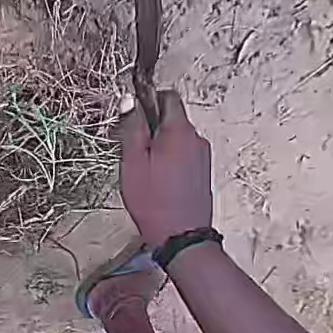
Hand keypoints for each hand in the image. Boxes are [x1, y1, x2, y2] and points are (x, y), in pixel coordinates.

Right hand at [119, 90, 212, 247]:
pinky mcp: (202, 171)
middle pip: (172, 117)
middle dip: (151, 126)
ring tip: (143, 168)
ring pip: (177, 137)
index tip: (132, 116)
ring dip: (160, 144)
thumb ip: (133, 127)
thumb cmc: (153, 199)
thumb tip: (130, 100)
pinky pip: (184, 153)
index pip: (167, 96)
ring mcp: (202, 156)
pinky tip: (157, 178)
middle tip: (131, 148)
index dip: (148, 100)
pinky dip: (169, 158)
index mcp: (179, 131)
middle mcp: (196, 138)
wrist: (180, 235)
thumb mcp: (133, 161)